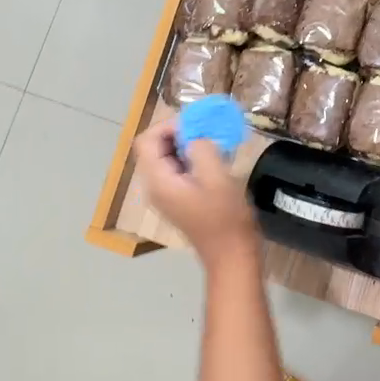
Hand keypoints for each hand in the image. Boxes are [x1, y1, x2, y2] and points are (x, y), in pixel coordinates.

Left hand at [134, 115, 260, 270]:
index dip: (170, 125)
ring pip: (167, 156)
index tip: (198, 124)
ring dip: (188, 143)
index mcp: (159, 181)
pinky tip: (215, 158)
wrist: (232, 255)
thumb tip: (195, 134)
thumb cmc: (225, 217)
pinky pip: (178, 168)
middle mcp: (156, 187)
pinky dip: (193, 156)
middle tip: (209, 129)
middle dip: (180, 132)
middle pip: (155, 146)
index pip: (147, 140)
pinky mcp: (179, 198)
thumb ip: (201, 148)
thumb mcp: (217, 177)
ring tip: (215, 140)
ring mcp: (166, 194)